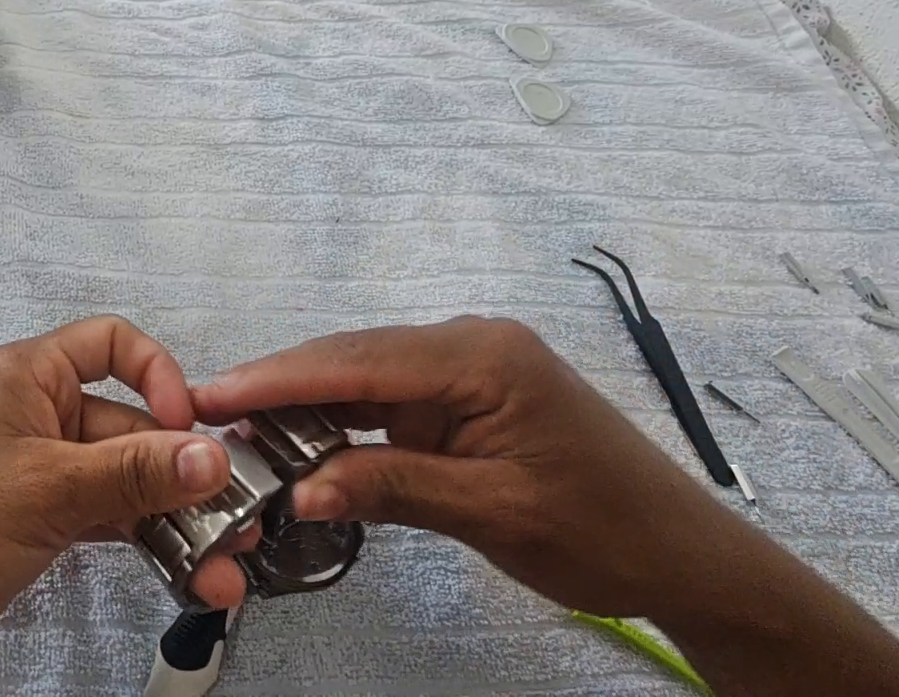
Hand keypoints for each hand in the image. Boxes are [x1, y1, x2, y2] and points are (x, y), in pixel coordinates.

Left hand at [0, 316, 235, 696]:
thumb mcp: (45, 492)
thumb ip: (132, 473)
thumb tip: (209, 456)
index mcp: (28, 376)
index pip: (109, 343)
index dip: (157, 373)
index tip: (187, 423)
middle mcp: (37, 413)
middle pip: (128, 420)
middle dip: (182, 468)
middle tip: (232, 519)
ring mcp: (41, 469)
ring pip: (124, 477)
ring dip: (173, 516)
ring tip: (220, 565)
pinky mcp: (41, 517)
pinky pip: (108, 514)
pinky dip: (144, 538)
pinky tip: (183, 571)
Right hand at [192, 317, 898, 694]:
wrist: (688, 555)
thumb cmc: (603, 532)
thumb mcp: (493, 513)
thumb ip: (390, 488)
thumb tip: (298, 492)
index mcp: (480, 357)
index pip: (358, 361)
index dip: (280, 378)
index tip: (216, 393)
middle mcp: (465, 342)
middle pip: (351, 357)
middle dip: (279, 384)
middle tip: (210, 407)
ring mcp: (462, 363)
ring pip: (360, 372)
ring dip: (303, 399)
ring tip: (239, 419)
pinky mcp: (459, 389)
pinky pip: (383, 394)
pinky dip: (338, 415)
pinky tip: (299, 429)